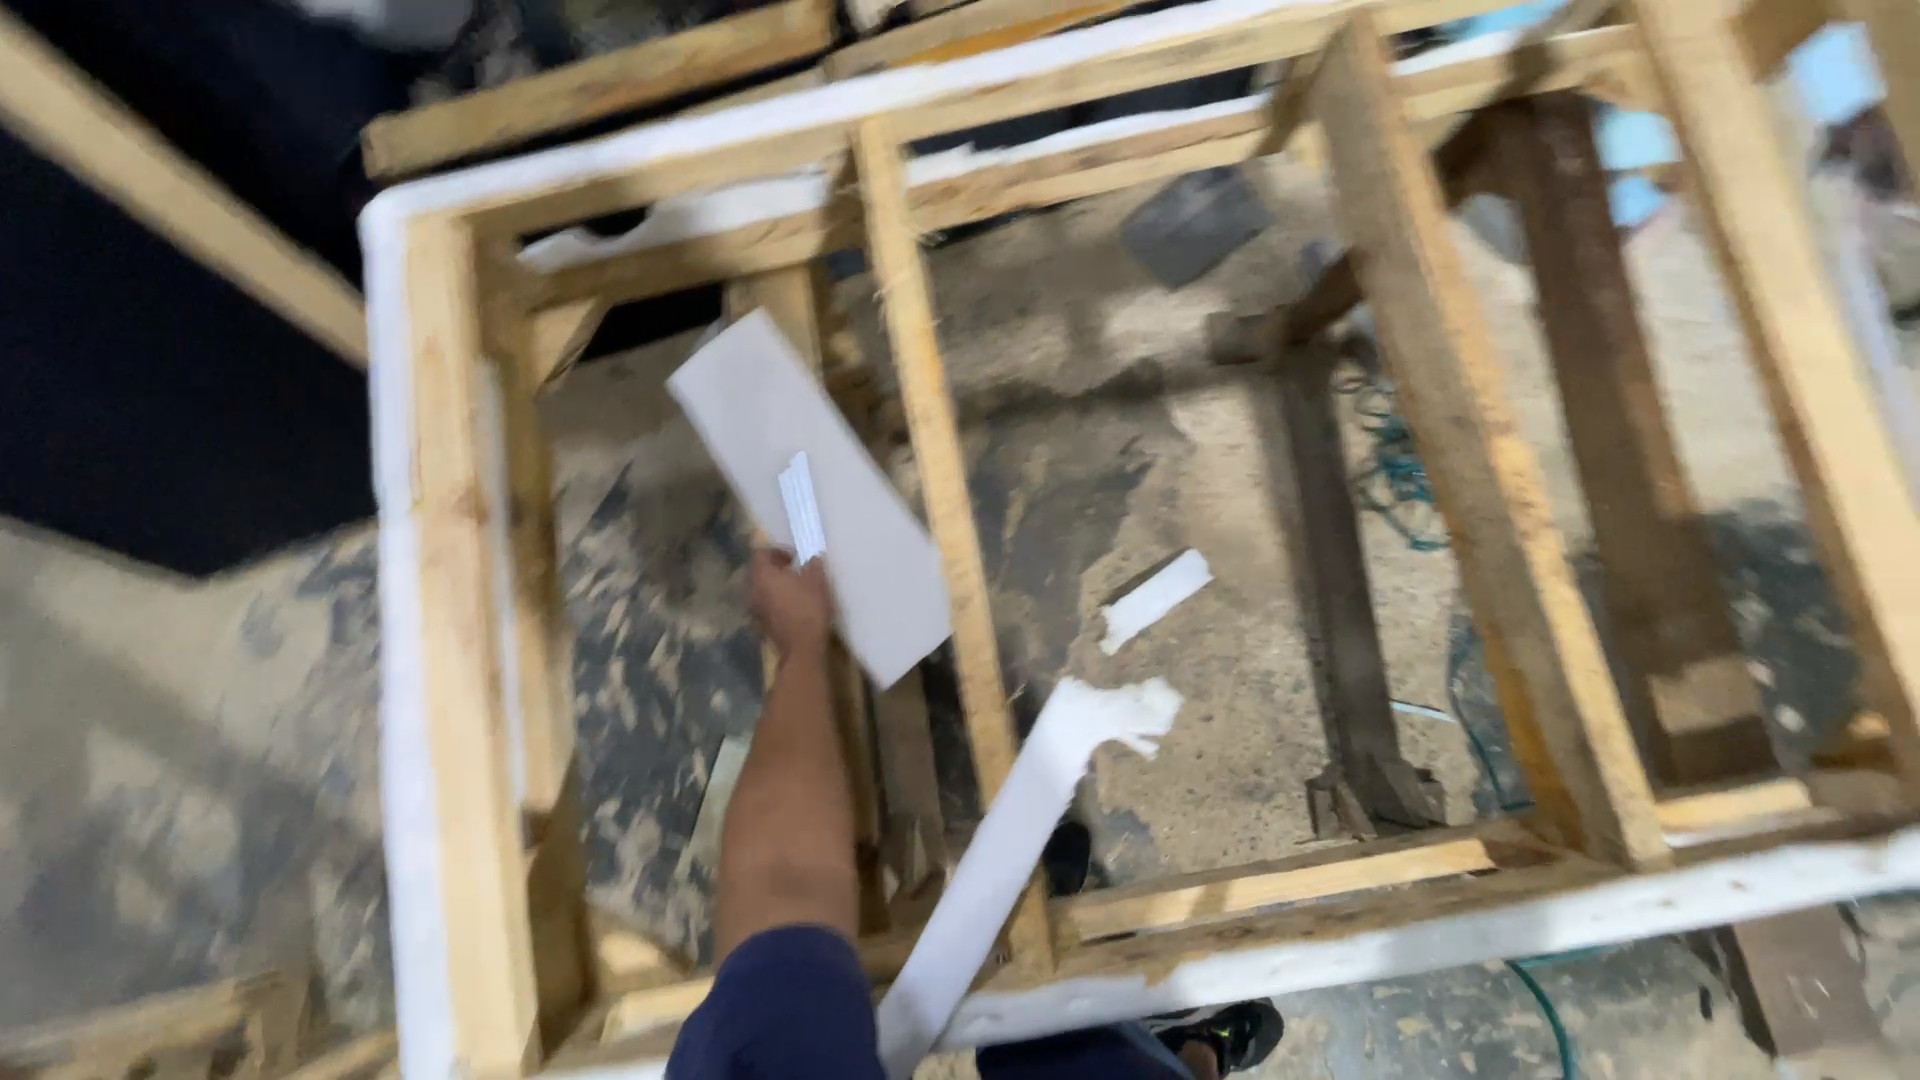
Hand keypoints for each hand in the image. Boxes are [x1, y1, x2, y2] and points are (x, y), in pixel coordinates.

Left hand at [750, 548, 832, 656]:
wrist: (802, 646)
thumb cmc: (809, 608)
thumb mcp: (817, 581)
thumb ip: (813, 565)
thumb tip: (812, 559)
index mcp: (763, 575)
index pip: (760, 553)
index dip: (777, 551)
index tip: (794, 557)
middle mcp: (754, 590)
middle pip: (758, 571)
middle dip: (775, 568)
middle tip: (795, 570)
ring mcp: (755, 609)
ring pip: (761, 589)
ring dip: (775, 585)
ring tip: (795, 589)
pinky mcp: (761, 624)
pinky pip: (766, 605)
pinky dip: (776, 601)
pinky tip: (793, 606)